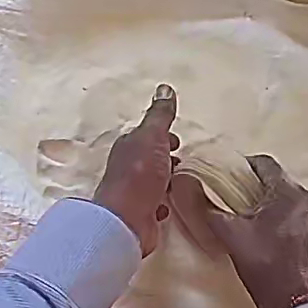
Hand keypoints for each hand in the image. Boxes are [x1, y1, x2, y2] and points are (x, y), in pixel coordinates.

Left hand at [93, 85, 179, 255]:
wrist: (127, 219)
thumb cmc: (140, 174)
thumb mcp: (153, 137)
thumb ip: (160, 116)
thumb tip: (165, 88)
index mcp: (128, 146)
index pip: (147, 137)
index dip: (163, 137)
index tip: (178, 141)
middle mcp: (127, 168)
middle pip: (149, 159)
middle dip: (165, 158)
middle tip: (181, 162)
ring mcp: (132, 192)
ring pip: (151, 182)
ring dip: (165, 180)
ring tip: (179, 183)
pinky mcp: (139, 214)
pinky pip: (152, 205)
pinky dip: (161, 202)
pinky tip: (168, 206)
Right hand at [170, 156, 307, 307]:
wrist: (289, 300)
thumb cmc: (262, 264)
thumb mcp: (230, 234)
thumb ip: (209, 209)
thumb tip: (191, 190)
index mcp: (290, 194)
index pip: (265, 164)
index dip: (243, 165)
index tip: (228, 175)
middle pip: (277, 178)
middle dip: (255, 183)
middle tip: (234, 194)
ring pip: (287, 193)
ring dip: (268, 197)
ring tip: (248, 210)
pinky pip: (296, 207)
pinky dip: (281, 209)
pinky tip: (266, 224)